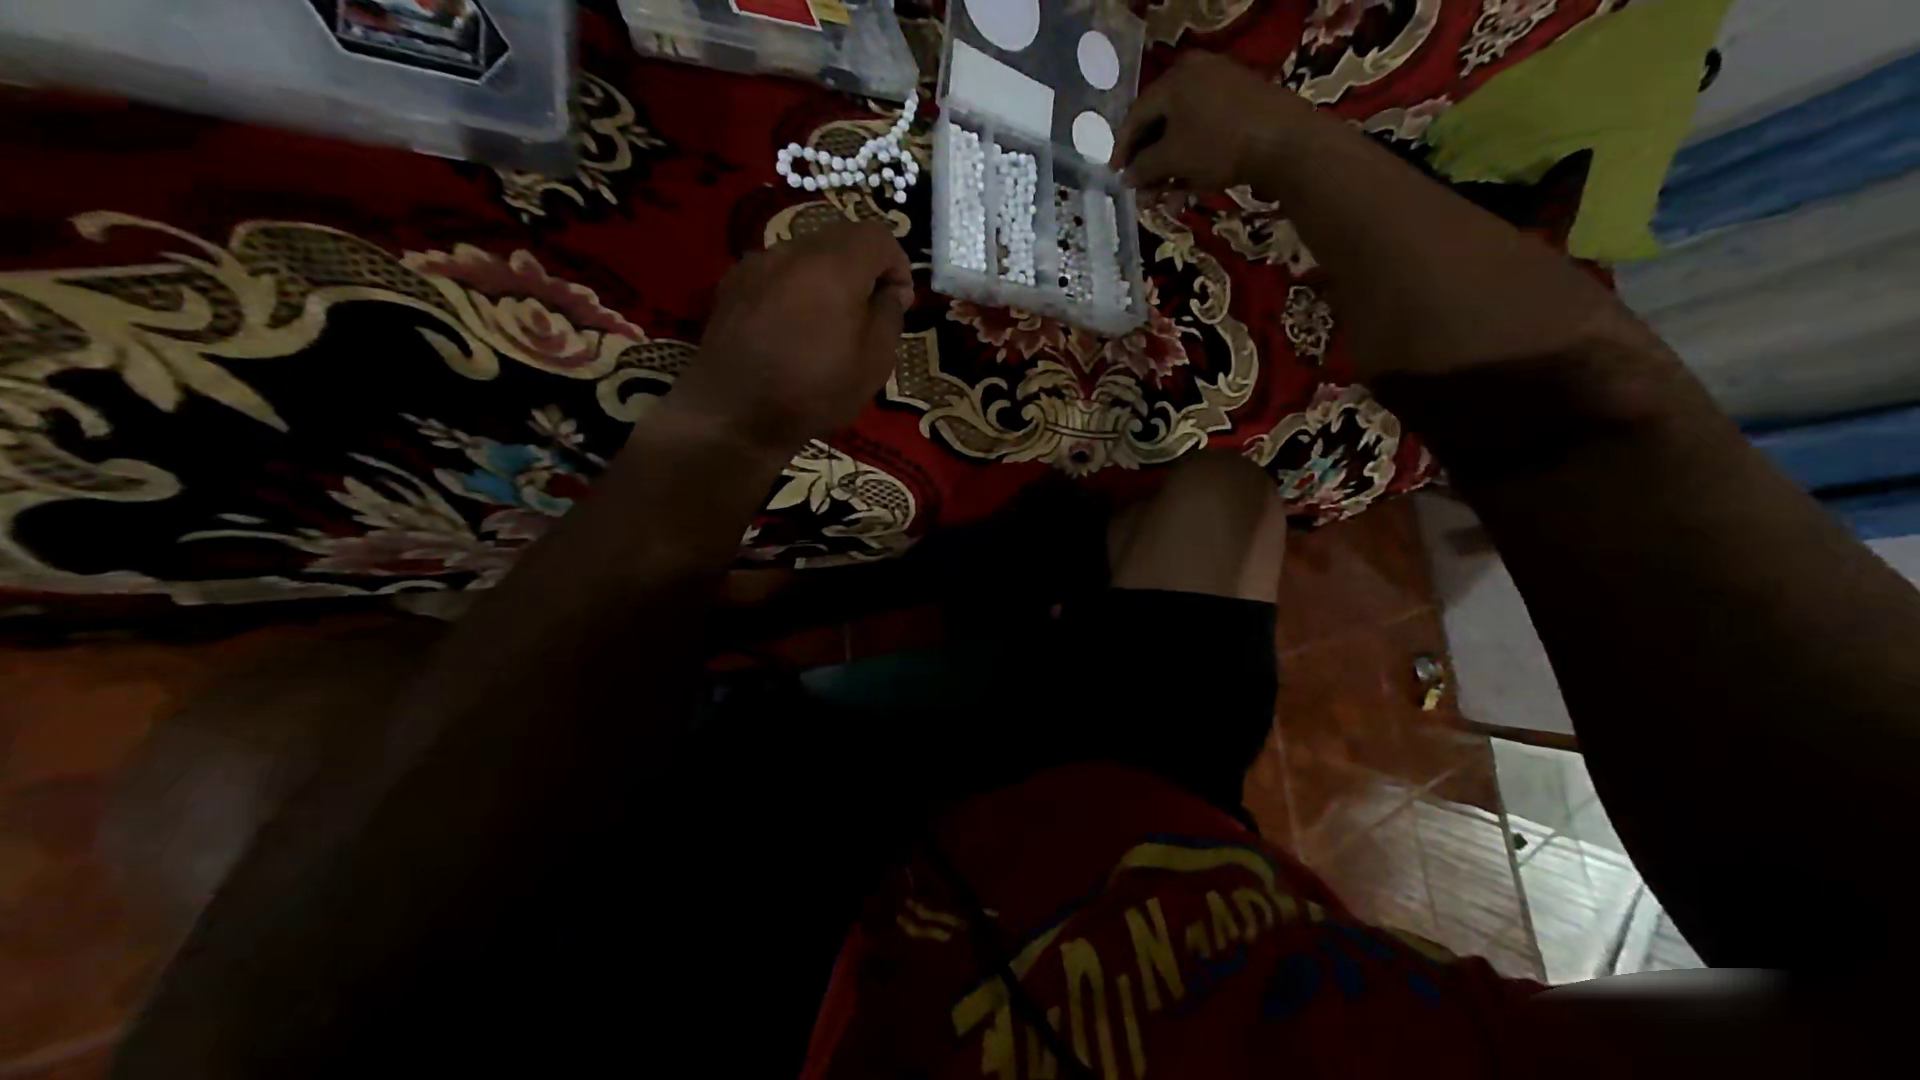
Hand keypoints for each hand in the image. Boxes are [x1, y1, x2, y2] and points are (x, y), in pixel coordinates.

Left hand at [670, 220, 913, 455]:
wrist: (734, 416)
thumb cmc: (814, 393)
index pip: (877, 236)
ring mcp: (755, 265)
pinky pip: (775, 274)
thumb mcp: (874, 363)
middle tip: (866, 315)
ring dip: (825, 280)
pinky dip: (793, 291)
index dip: (897, 265)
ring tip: (825, 326)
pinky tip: (789, 331)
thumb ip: (889, 315)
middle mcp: (792, 251)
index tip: (898, 302)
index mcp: (834, 266)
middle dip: (862, 271)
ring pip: (805, 256)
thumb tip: (891, 291)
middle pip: (839, 240)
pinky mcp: (731, 286)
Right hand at [1111, 51, 1311, 192]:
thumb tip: (1126, 177)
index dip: (1122, 148)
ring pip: (1183, 135)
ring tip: (1166, 201)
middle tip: (1143, 195)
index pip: (1136, 115)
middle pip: (1160, 126)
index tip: (1115, 175)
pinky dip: (1193, 163)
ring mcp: (1222, 90)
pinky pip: (1205, 135)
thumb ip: (1143, 167)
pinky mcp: (1241, 108)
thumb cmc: (1219, 145)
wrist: (1285, 143)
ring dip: (1170, 172)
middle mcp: (1197, 76)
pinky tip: (1189, 191)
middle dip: (1149, 166)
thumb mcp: (1173, 159)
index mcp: (1175, 79)